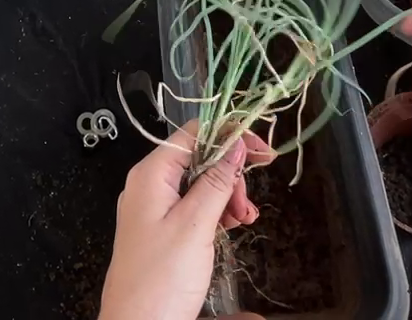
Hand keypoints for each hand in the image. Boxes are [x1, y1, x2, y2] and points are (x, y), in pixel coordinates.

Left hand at [98, 122, 272, 319]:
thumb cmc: (162, 278)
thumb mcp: (196, 226)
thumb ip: (217, 181)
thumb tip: (236, 143)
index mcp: (151, 173)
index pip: (194, 134)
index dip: (229, 136)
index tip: (262, 150)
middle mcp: (149, 183)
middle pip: (198, 159)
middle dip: (229, 175)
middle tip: (248, 204)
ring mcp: (153, 208)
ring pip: (198, 185)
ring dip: (226, 196)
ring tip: (244, 220)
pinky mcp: (160, 231)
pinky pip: (192, 208)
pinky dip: (215, 213)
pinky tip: (232, 226)